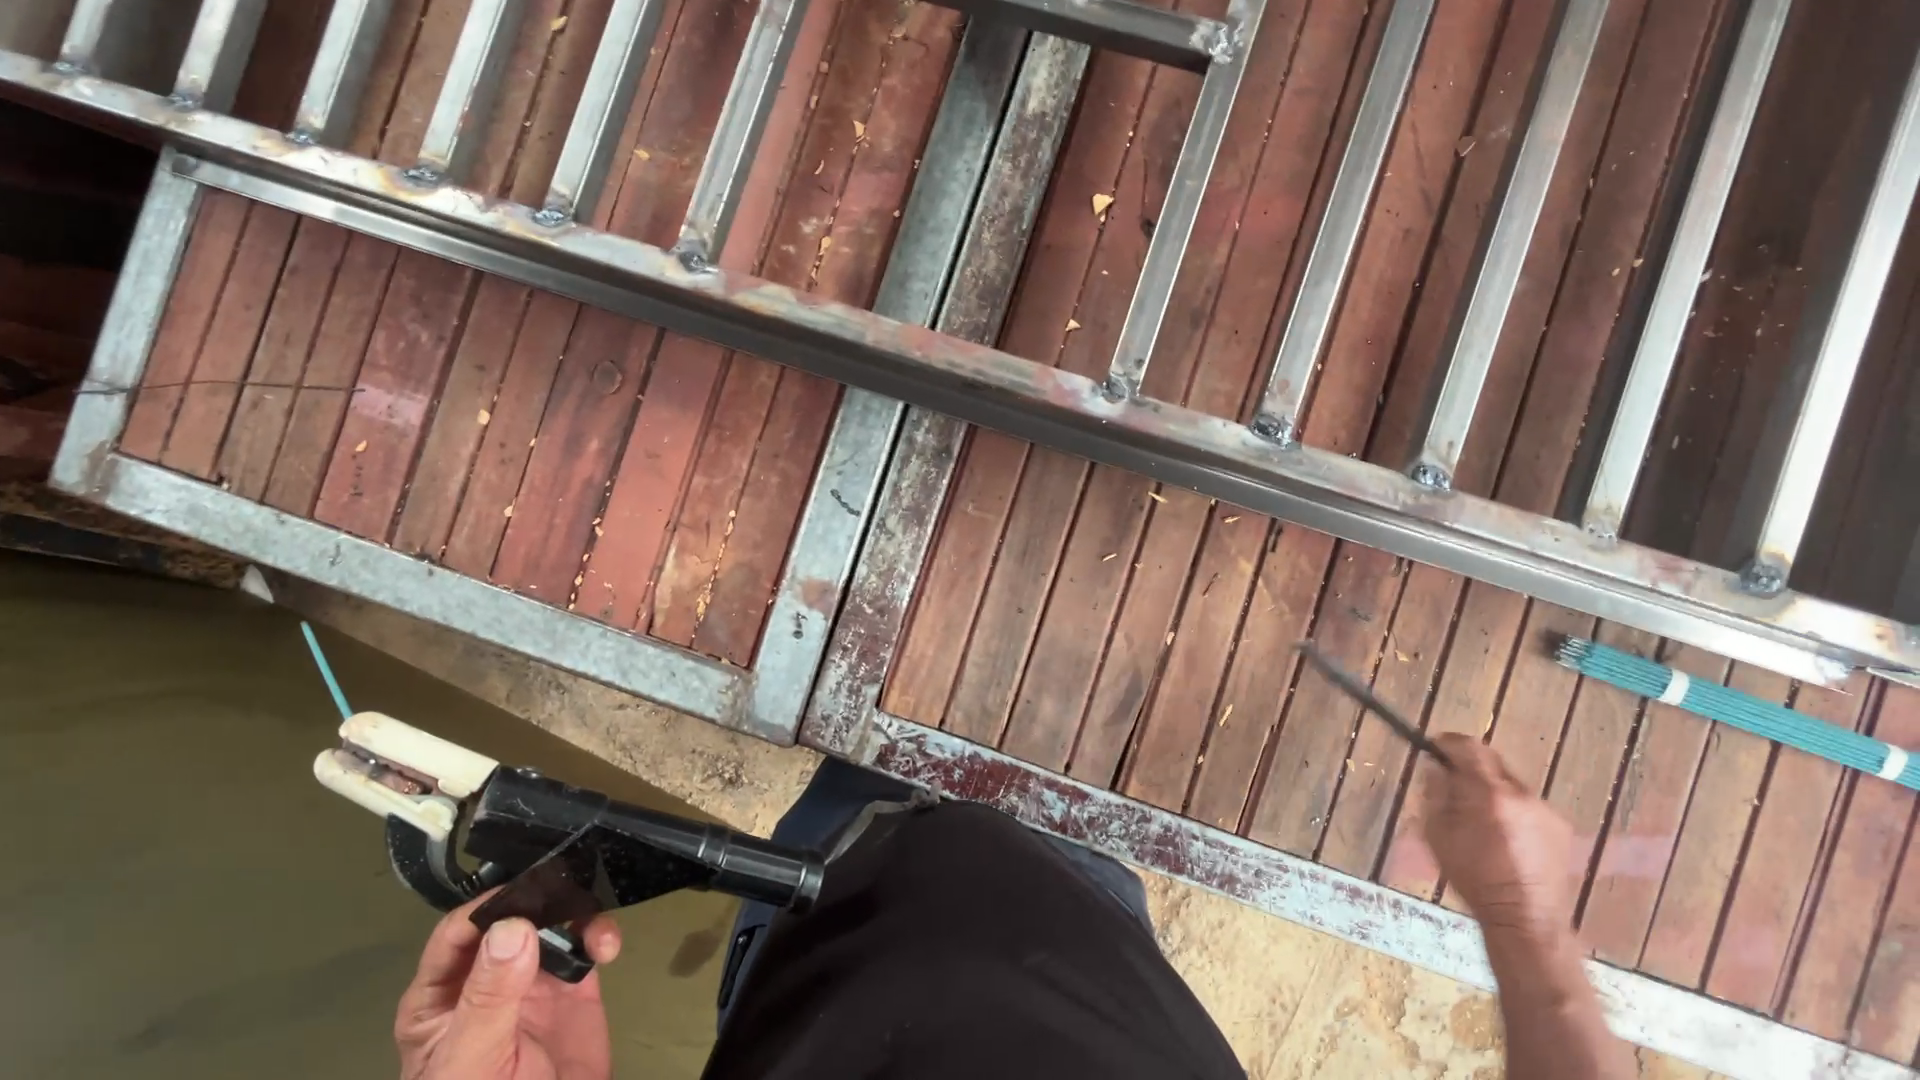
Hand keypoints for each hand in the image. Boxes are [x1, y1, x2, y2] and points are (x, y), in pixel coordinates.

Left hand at [396, 896, 622, 1079]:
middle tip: (572, 893)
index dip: (487, 909)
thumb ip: (488, 998)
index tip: (527, 893)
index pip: (455, 935)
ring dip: (577, 912)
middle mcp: (485, 980)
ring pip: (552, 923)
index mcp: (441, 998)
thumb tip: (512, 927)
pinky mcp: (574, 990)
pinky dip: (600, 935)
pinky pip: (586, 946)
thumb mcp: (473, 1063)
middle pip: (509, 917)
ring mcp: (531, 983)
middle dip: (542, 900)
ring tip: (596, 930)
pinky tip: (607, 947)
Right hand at [1423, 734, 1575, 938]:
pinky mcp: (1559, 827)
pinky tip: (1502, 834)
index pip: (1469, 748)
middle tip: (1452, 781)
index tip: (1434, 747)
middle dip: (1470, 765)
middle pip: (1492, 762)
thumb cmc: (1472, 877)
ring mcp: (1545, 810)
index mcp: (1488, 794)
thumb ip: (1435, 794)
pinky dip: (1511, 808)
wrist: (1525, 918)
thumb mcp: (1437, 835)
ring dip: (1491, 788)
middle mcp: (1521, 794)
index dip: (1448, 742)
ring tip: (1477, 815)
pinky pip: (1527, 804)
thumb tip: (1434, 768)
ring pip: (1510, 783)